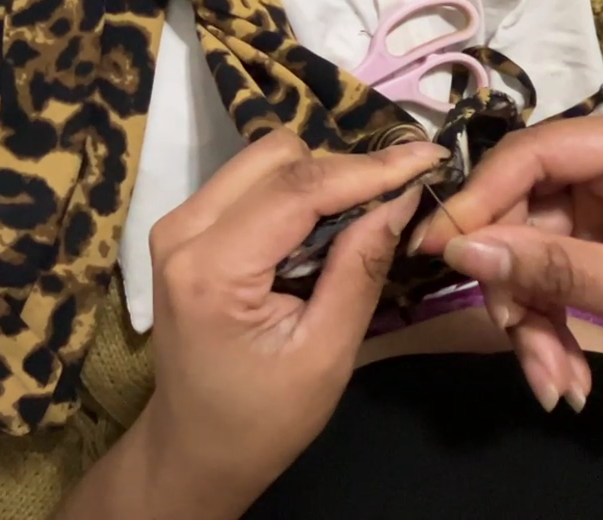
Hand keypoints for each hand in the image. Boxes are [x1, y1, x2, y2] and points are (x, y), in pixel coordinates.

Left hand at [138, 131, 442, 513]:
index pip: (297, 188)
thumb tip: (400, 197)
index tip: (426, 156)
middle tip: (388, 203)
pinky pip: (245, 180)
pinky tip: (315, 230)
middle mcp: (183, 228)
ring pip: (260, 160)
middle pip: (274, 157)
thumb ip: (359, 269)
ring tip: (352, 223)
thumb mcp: (325, 355)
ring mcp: (176, 221)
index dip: (367, 168)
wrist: (192, 445)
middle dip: (339, 172)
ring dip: (314, 179)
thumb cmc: (261, 419)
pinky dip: (289, 191)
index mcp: (212, 267)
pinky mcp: (182, 225)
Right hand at [410, 104, 602, 410]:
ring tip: (553, 380)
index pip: (535, 153)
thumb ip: (557, 269)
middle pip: (522, 203)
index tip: (438, 250)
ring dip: (529, 313)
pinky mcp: (598, 237)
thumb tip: (459, 250)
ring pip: (524, 244)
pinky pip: (544, 270)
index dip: (482, 199)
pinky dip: (545, 322)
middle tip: (512, 338)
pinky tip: (565, 374)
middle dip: (514, 279)